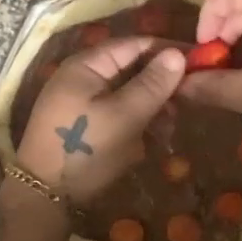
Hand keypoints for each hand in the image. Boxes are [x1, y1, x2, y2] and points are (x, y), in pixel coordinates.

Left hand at [17, 37, 186, 206]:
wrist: (43, 195)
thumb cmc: (85, 149)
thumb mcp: (124, 117)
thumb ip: (152, 85)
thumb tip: (178, 54)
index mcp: (87, 65)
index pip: (134, 45)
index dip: (166, 50)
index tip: (198, 61)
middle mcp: (81, 76)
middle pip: (129, 67)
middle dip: (159, 82)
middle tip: (189, 98)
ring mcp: (79, 100)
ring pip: (124, 92)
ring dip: (150, 104)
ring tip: (172, 122)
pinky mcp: (82, 124)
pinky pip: (114, 111)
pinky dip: (135, 119)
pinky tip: (152, 136)